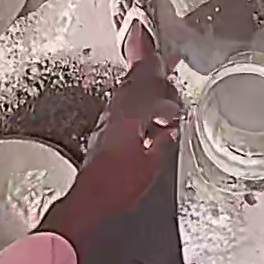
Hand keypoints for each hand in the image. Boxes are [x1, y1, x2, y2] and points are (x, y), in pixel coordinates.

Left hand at [37, 73, 181, 245]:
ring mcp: (106, 121)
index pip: (150, 88)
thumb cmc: (119, 184)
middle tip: (163, 64)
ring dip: (140, 85)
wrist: (90, 200)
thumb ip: (164, 142)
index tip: (173, 74)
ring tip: (153, 83)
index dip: (164, 81)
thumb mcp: (152, 165)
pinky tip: (139, 111)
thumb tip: (171, 130)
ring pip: (126, 93)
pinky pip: (119, 106)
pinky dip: (132, 102)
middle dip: (150, 73)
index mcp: (131, 115)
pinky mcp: (101, 132)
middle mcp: (116, 113)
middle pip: (135, 83)